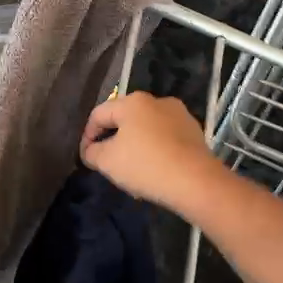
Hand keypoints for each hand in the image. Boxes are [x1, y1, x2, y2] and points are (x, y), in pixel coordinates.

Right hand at [80, 92, 226, 209]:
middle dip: (113, 141)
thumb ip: (91, 152)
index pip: (99, 114)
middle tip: (108, 164)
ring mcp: (179, 115)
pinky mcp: (195, 132)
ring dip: (135, 146)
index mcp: (132, 102)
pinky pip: (166, 138)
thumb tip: (91, 150)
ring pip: (147, 129)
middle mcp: (157, 101)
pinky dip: (156, 150)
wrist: (197, 182)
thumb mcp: (106, 161)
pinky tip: (155, 170)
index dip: (87, 136)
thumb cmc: (145, 165)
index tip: (86, 157)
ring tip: (132, 170)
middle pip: (124, 120)